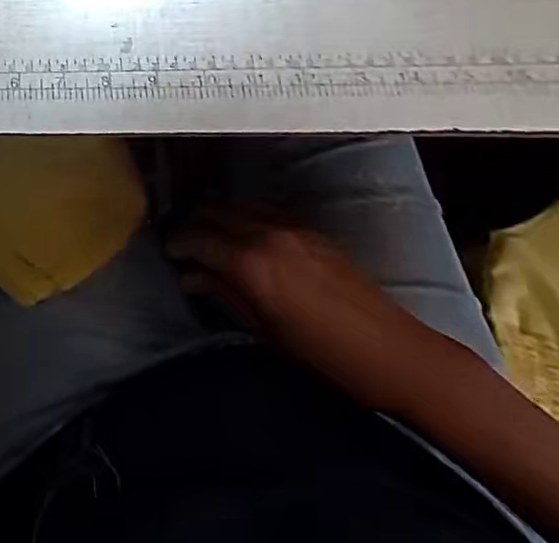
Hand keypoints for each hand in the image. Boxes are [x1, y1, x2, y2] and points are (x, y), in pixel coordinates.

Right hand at [167, 212, 453, 408]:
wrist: (391, 350)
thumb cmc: (323, 354)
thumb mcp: (264, 329)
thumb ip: (224, 293)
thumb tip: (191, 277)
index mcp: (251, 263)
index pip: (198, 239)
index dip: (177, 244)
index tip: (168, 253)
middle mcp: (266, 233)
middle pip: (213, 212)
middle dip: (192, 224)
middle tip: (182, 242)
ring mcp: (289, 224)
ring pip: (237, 204)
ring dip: (216, 214)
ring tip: (206, 233)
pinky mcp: (308, 224)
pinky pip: (263, 206)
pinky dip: (243, 212)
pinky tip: (240, 228)